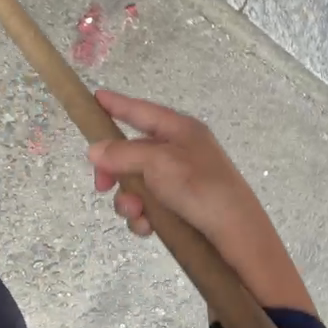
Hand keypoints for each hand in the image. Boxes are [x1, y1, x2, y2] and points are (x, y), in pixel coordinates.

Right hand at [85, 89, 253, 239]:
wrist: (233, 230)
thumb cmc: (199, 186)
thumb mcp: (158, 163)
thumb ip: (122, 154)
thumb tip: (94, 150)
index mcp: (178, 131)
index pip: (140, 111)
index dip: (116, 105)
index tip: (94, 98)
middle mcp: (177, 151)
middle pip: (130, 154)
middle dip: (114, 172)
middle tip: (102, 186)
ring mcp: (177, 180)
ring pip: (134, 185)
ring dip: (128, 201)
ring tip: (137, 213)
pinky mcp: (177, 206)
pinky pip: (146, 207)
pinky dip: (142, 217)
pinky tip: (148, 226)